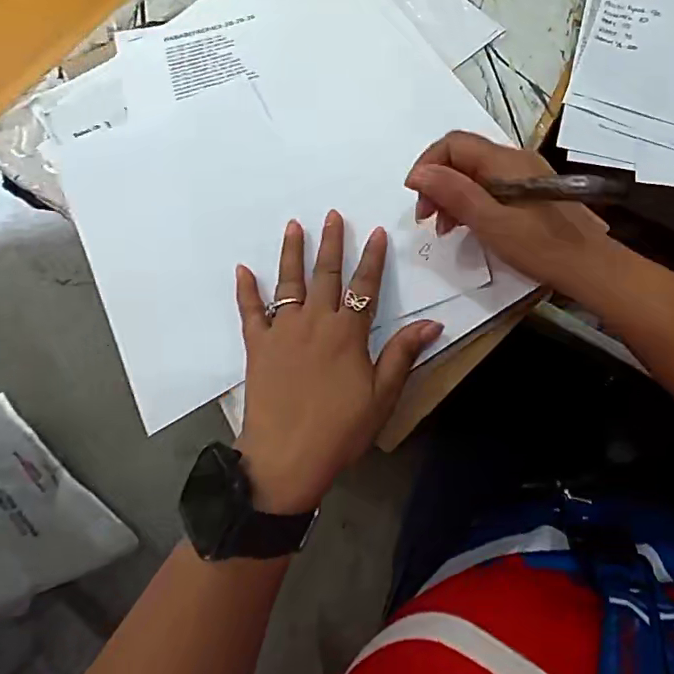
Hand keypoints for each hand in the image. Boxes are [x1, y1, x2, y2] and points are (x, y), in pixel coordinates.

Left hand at [232, 211, 443, 514]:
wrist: (286, 458)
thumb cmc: (340, 430)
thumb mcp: (382, 396)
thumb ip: (402, 355)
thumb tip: (432, 324)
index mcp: (348, 333)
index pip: (364, 287)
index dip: (372, 259)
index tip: (376, 233)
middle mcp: (315, 322)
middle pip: (325, 274)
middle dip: (331, 243)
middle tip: (332, 215)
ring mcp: (283, 331)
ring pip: (288, 283)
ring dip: (291, 253)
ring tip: (293, 226)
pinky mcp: (257, 346)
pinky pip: (250, 311)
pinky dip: (246, 290)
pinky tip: (242, 270)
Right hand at [404, 131, 619, 297]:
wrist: (591, 267)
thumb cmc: (541, 247)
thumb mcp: (490, 222)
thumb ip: (454, 193)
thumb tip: (419, 173)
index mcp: (504, 161)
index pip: (453, 144)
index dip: (428, 165)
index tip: (416, 197)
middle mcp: (514, 160)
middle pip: (462, 157)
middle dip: (437, 182)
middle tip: (426, 218)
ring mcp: (524, 175)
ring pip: (474, 173)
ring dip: (451, 195)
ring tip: (445, 228)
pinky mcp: (530, 193)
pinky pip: (490, 187)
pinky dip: (471, 202)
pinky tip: (467, 227)